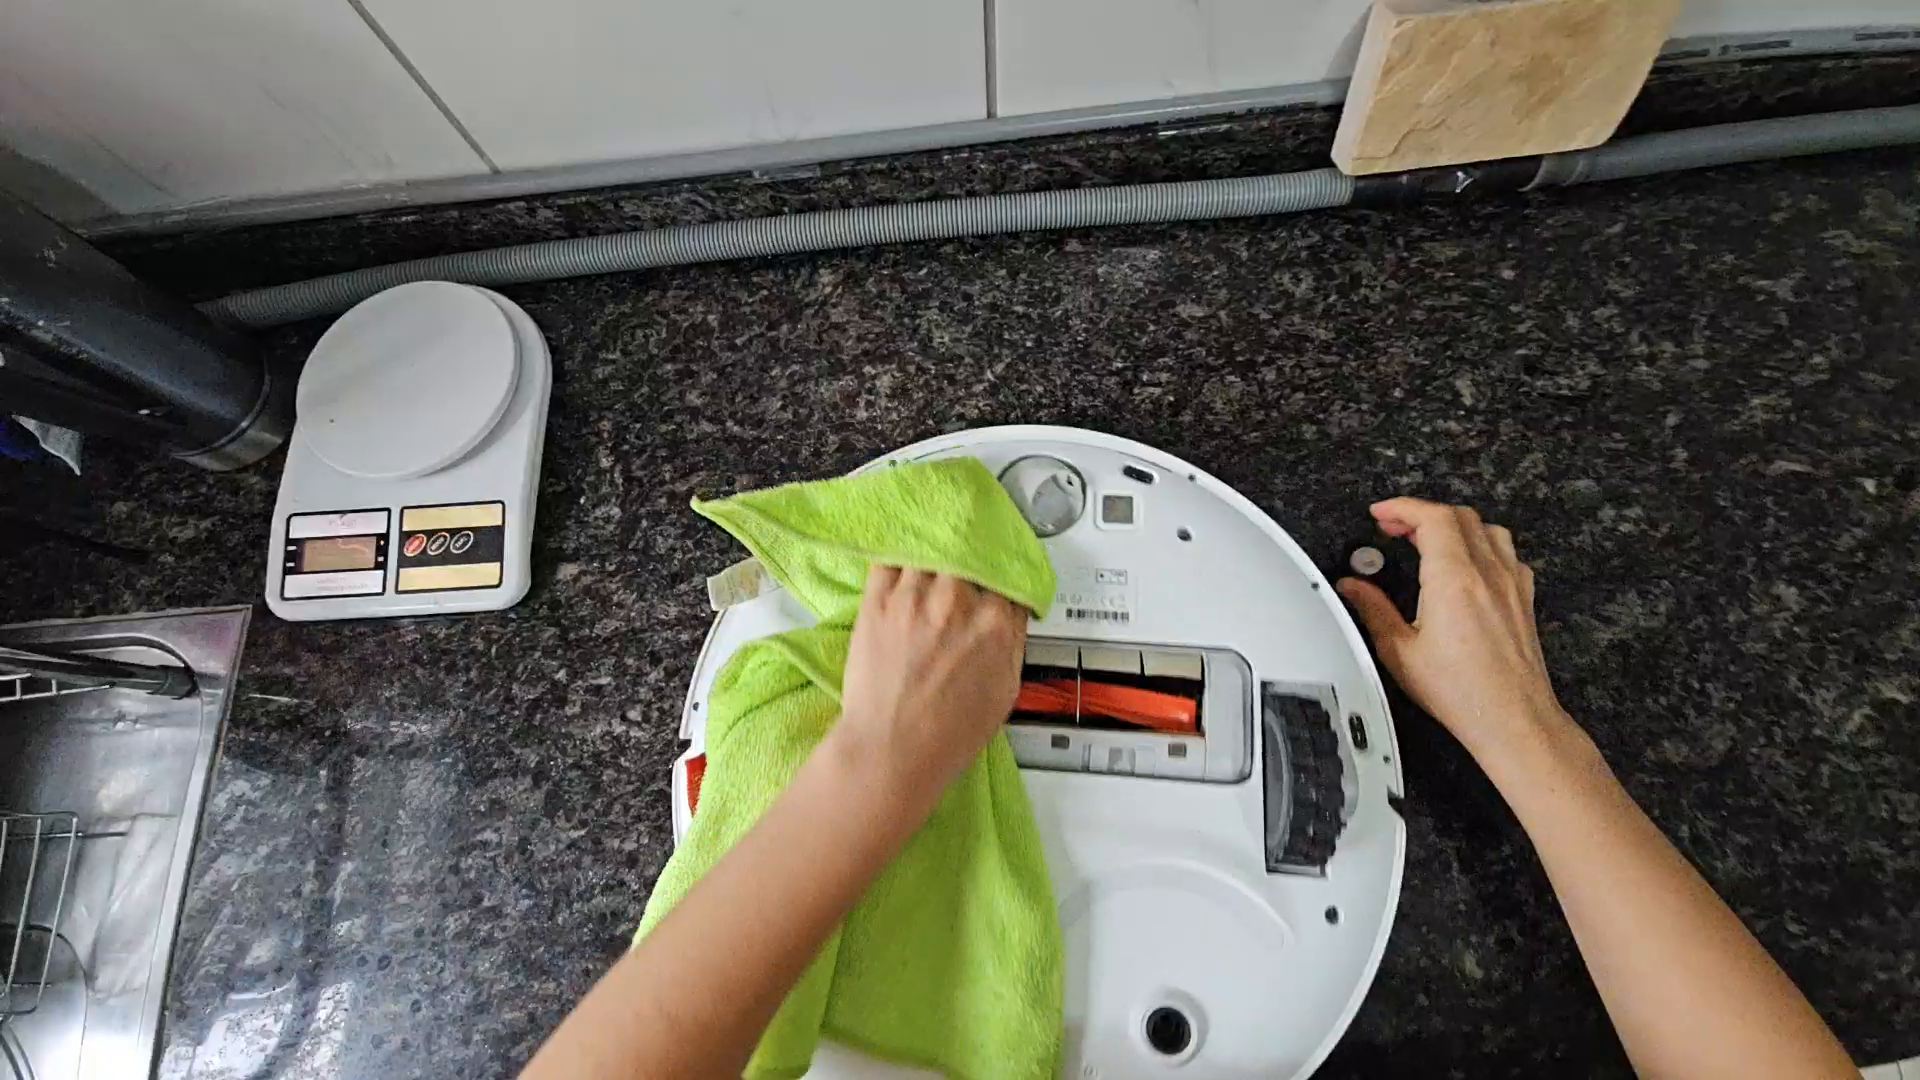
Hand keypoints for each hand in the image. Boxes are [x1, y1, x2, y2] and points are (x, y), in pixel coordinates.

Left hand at [835, 566, 1029, 795]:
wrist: (892, 750)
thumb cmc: (950, 731)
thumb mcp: (1006, 689)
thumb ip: (1013, 640)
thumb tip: (1013, 610)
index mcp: (994, 622)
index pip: (1006, 572)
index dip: (1002, 568)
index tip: (998, 567)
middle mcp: (956, 600)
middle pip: (969, 549)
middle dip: (970, 547)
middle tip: (967, 543)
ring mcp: (913, 596)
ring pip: (929, 546)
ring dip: (934, 544)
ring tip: (934, 542)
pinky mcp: (877, 601)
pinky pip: (889, 556)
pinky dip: (898, 550)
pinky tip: (903, 553)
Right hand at [1335, 498, 1572, 763]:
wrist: (1512, 718)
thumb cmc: (1461, 691)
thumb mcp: (1399, 650)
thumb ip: (1373, 609)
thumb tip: (1352, 587)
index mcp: (1454, 581)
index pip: (1433, 518)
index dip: (1403, 507)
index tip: (1381, 513)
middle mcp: (1488, 575)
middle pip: (1459, 517)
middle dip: (1421, 513)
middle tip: (1393, 526)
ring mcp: (1511, 585)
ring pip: (1487, 529)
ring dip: (1452, 524)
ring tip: (1425, 538)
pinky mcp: (1523, 599)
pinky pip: (1505, 552)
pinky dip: (1478, 544)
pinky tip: (1463, 562)